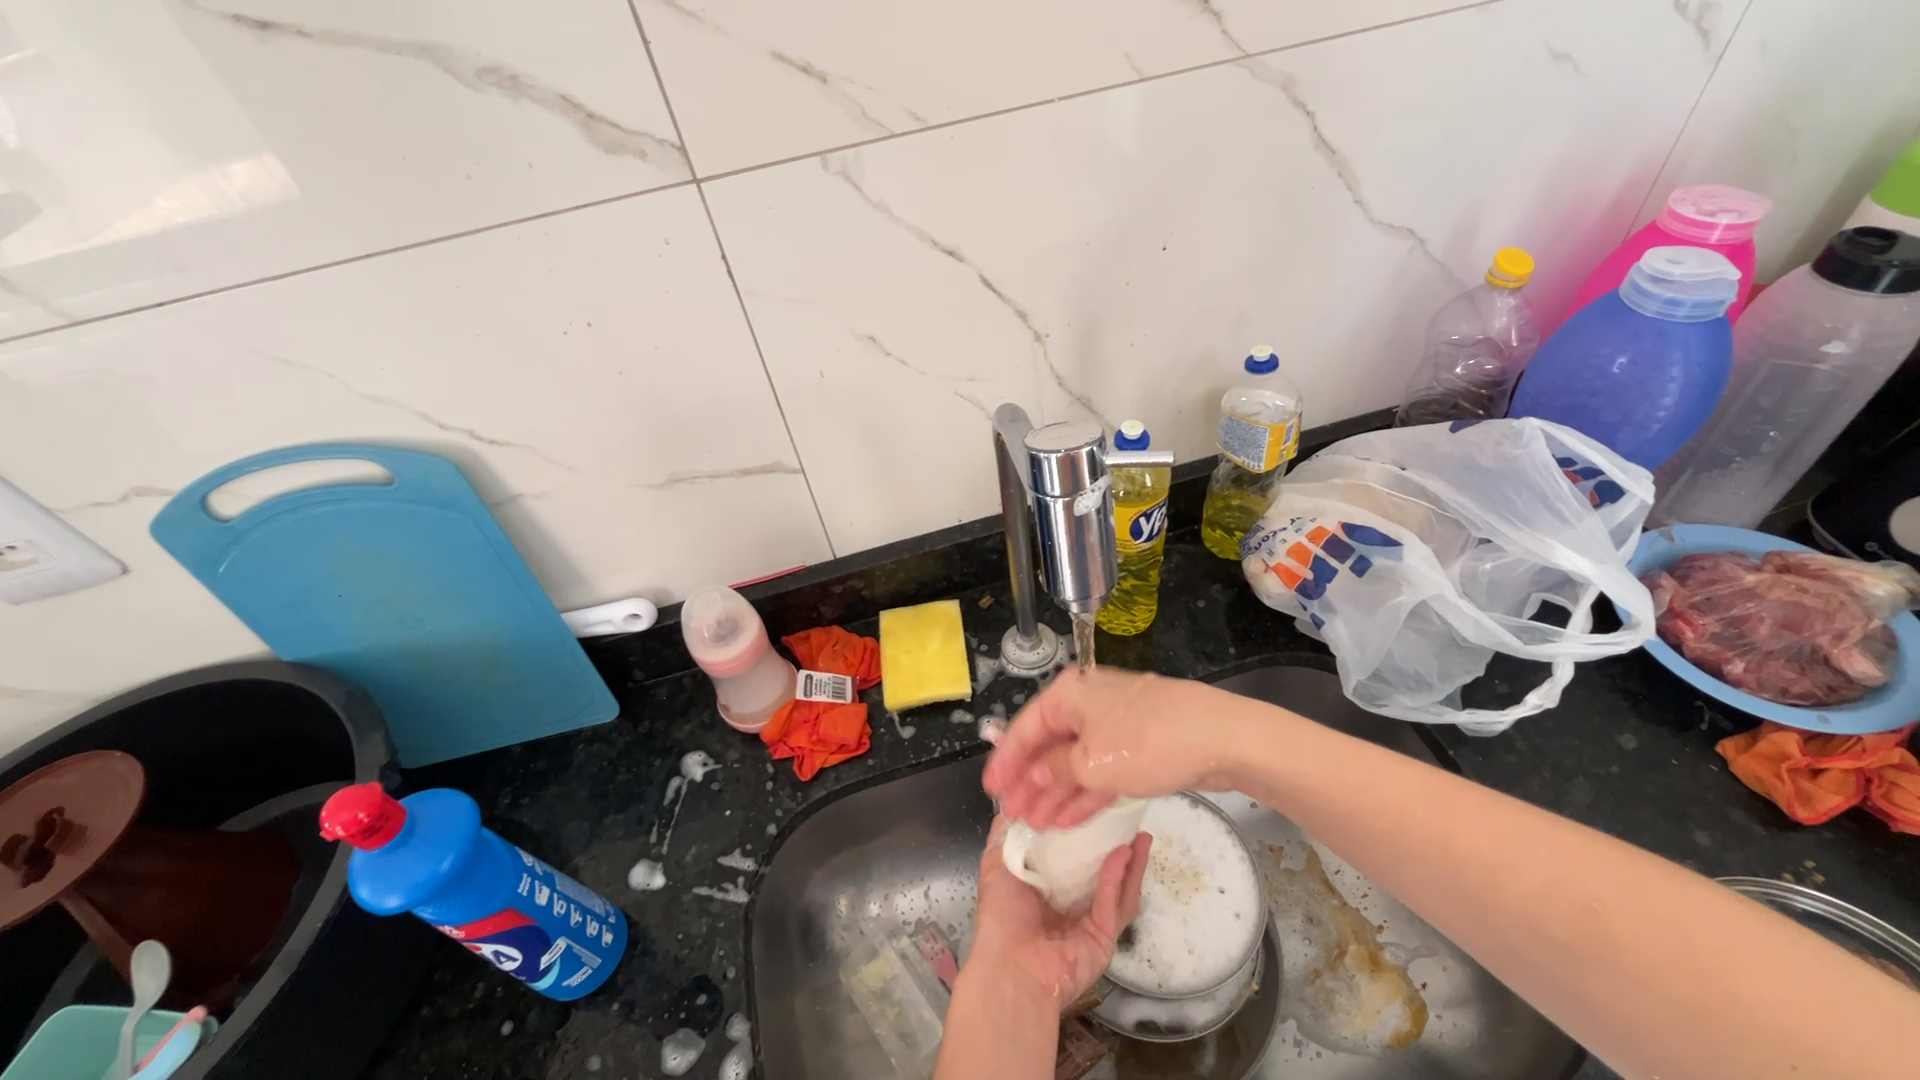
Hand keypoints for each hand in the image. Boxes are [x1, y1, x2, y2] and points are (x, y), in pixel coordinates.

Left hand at [969, 816, 1150, 1011]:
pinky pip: (1113, 904)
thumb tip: (1015, 808)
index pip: (1071, 861)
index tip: (1094, 812)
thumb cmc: (1000, 915)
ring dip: (1131, 865)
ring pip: (1117, 890)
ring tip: (1142, 838)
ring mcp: (1089, 925)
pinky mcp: (1103, 938)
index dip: (1085, 837)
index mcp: (1046, 893)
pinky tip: (1124, 854)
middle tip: (1129, 824)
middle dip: (1117, 850)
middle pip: (1102, 876)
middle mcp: (1070, 909)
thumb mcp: (996, 864)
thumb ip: (1006, 837)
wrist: (1011, 965)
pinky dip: (1119, 879)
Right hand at [984, 669, 1251, 828]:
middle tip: (1014, 815)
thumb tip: (1033, 775)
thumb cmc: (1149, 742)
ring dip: (1056, 793)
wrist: (1224, 740)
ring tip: (1037, 825)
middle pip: (1050, 746)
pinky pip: (1102, 771)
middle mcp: (1089, 705)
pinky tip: (1069, 819)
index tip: (991, 790)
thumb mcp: (1092, 763)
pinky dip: (1085, 793)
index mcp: (1070, 695)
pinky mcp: (1140, 748)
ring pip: (1076, 762)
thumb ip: (1055, 771)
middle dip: (1031, 782)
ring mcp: (1117, 726)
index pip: (1025, 728)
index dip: (1005, 762)